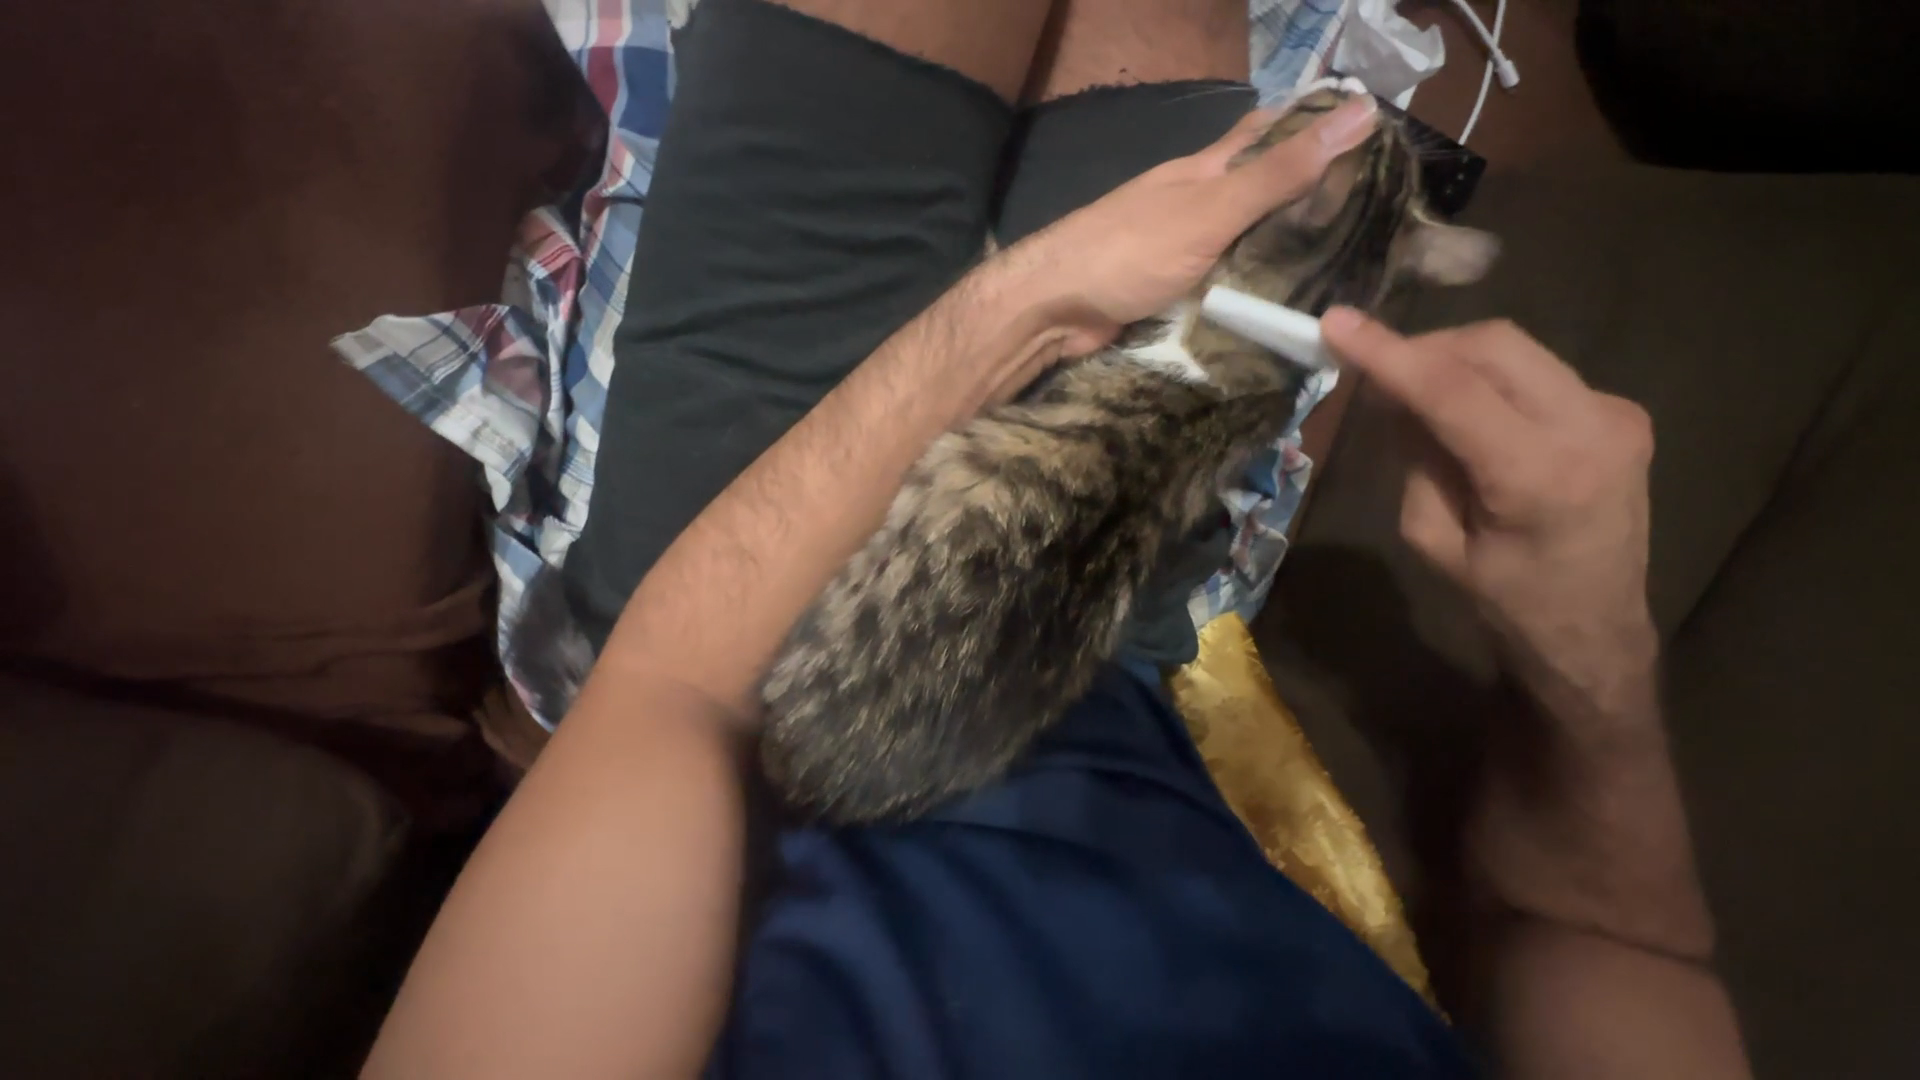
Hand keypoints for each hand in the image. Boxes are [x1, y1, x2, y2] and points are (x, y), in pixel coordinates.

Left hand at [1008, 95, 1379, 358]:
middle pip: (1257, 194)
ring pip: (1240, 244)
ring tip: (1343, 267)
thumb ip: (1277, 172)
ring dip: (1280, 253)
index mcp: (1204, 172)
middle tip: (1375, 220)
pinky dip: (1247, 292)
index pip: (1268, 134)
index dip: (1314, 127)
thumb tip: (1360, 109)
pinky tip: (1280, 305)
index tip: (1374, 137)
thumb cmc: (1129, 249)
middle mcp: (1193, 206)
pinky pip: (1218, 286)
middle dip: (1306, 200)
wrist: (1054, 307)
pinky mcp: (1165, 293)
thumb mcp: (1211, 208)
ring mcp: (1177, 251)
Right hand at [1321, 311, 1658, 715]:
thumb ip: (1415, 462)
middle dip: (1424, 348)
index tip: (1337, 323)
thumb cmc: (1504, 600)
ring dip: (1454, 362)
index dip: (1389, 353)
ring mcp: (1615, 413)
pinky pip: (1534, 372)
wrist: (1595, 629)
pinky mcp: (1618, 412)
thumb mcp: (1432, 539)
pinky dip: (1485, 381)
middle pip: (1492, 346)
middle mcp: (1591, 428)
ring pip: (1515, 350)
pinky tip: (1467, 419)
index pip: (1452, 390)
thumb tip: (1399, 401)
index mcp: (1539, 475)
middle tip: (1375, 371)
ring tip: (1416, 400)